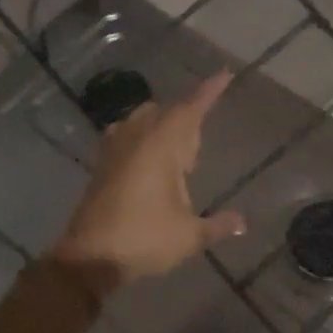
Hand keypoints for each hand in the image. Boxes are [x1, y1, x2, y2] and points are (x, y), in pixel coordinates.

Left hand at [49, 72, 246, 296]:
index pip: (190, 110)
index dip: (208, 92)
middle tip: (200, 145)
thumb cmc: (144, 240)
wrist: (90, 258)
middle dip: (186, 120)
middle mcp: (136, 139)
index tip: (224, 74)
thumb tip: (243, 223)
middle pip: (165, 113)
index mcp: (161, 146)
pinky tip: (148, 162)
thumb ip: (218, 225)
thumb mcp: (189, 236)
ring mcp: (114, 150)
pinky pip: (126, 137)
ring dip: (162, 129)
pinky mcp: (101, 166)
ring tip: (176, 155)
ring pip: (142, 122)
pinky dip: (142, 141)